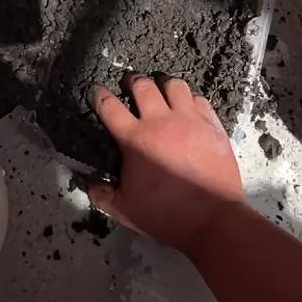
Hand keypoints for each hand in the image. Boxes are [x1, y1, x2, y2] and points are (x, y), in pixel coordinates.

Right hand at [87, 76, 246, 259]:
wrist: (213, 220)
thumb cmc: (166, 215)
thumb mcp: (126, 210)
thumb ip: (102, 194)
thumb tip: (88, 183)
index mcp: (135, 139)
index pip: (110, 107)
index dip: (100, 95)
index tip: (98, 91)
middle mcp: (160, 122)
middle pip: (142, 86)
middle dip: (133, 82)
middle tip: (131, 86)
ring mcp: (188, 120)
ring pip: (174, 85)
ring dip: (164, 86)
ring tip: (162, 92)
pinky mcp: (211, 124)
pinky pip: (199, 99)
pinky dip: (190, 100)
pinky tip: (188, 109)